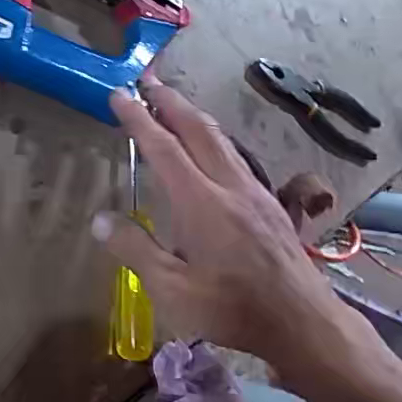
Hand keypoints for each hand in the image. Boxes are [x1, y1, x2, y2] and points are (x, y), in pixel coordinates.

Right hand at [93, 75, 356, 368]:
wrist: (301, 319)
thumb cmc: (232, 308)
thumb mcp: (172, 290)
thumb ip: (136, 250)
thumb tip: (101, 219)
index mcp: (201, 202)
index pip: (164, 147)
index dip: (139, 118)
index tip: (120, 94)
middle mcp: (230, 185)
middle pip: (198, 129)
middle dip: (170, 101)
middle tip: (147, 81)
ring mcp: (255, 191)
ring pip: (221, 139)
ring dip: (194, 116)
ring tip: (175, 105)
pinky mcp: (270, 203)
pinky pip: (237, 156)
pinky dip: (214, 139)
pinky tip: (213, 149)